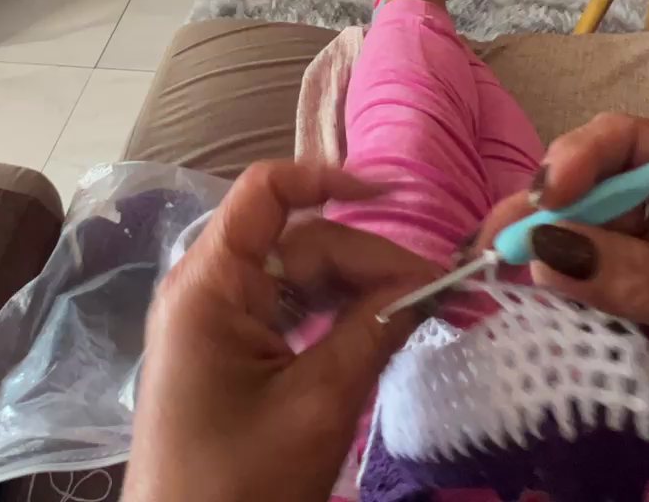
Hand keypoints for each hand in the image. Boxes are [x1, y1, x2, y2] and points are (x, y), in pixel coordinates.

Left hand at [125, 161, 441, 501]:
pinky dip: (335, 312)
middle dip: (367, 259)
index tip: (392, 194)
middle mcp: (208, 285)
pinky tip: (377, 325)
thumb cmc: (241, 488)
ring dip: (358, 287)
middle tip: (440, 291)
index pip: (265, 192)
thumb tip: (429, 285)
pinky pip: (289, 308)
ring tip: (420, 308)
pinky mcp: (229, 345)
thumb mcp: (316, 407)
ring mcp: (216, 315)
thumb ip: (372, 333)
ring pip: (298, 275)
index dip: (326, 177)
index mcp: (210, 283)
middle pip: (298, 241)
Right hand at [478, 114, 648, 501]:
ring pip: (573, 244)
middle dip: (541, 210)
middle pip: (589, 193)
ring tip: (489, 268)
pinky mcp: (634, 320)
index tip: (549, 192)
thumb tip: (544, 247)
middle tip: (496, 242)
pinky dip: (546, 299)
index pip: (632, 145)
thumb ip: (640, 279)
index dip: (583, 154)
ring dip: (533, 254)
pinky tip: (513, 300)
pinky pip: (578, 296)